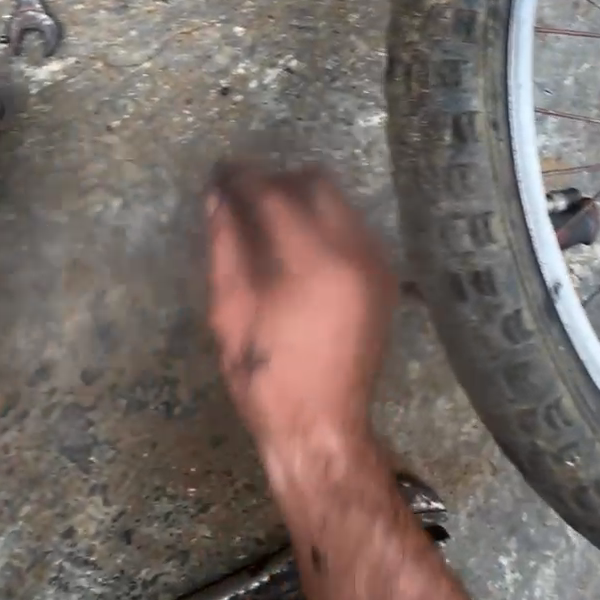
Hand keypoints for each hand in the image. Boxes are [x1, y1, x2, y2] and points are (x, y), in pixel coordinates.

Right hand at [204, 164, 397, 470]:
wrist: (322, 426)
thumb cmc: (266, 375)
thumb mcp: (231, 309)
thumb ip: (225, 244)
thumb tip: (216, 196)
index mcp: (313, 260)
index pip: (274, 193)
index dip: (243, 178)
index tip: (221, 173)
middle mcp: (355, 250)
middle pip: (317, 182)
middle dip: (277, 180)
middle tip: (244, 195)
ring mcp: (377, 262)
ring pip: (340, 201)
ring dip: (302, 197)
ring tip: (267, 219)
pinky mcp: (384, 277)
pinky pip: (353, 226)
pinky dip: (324, 221)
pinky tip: (296, 243)